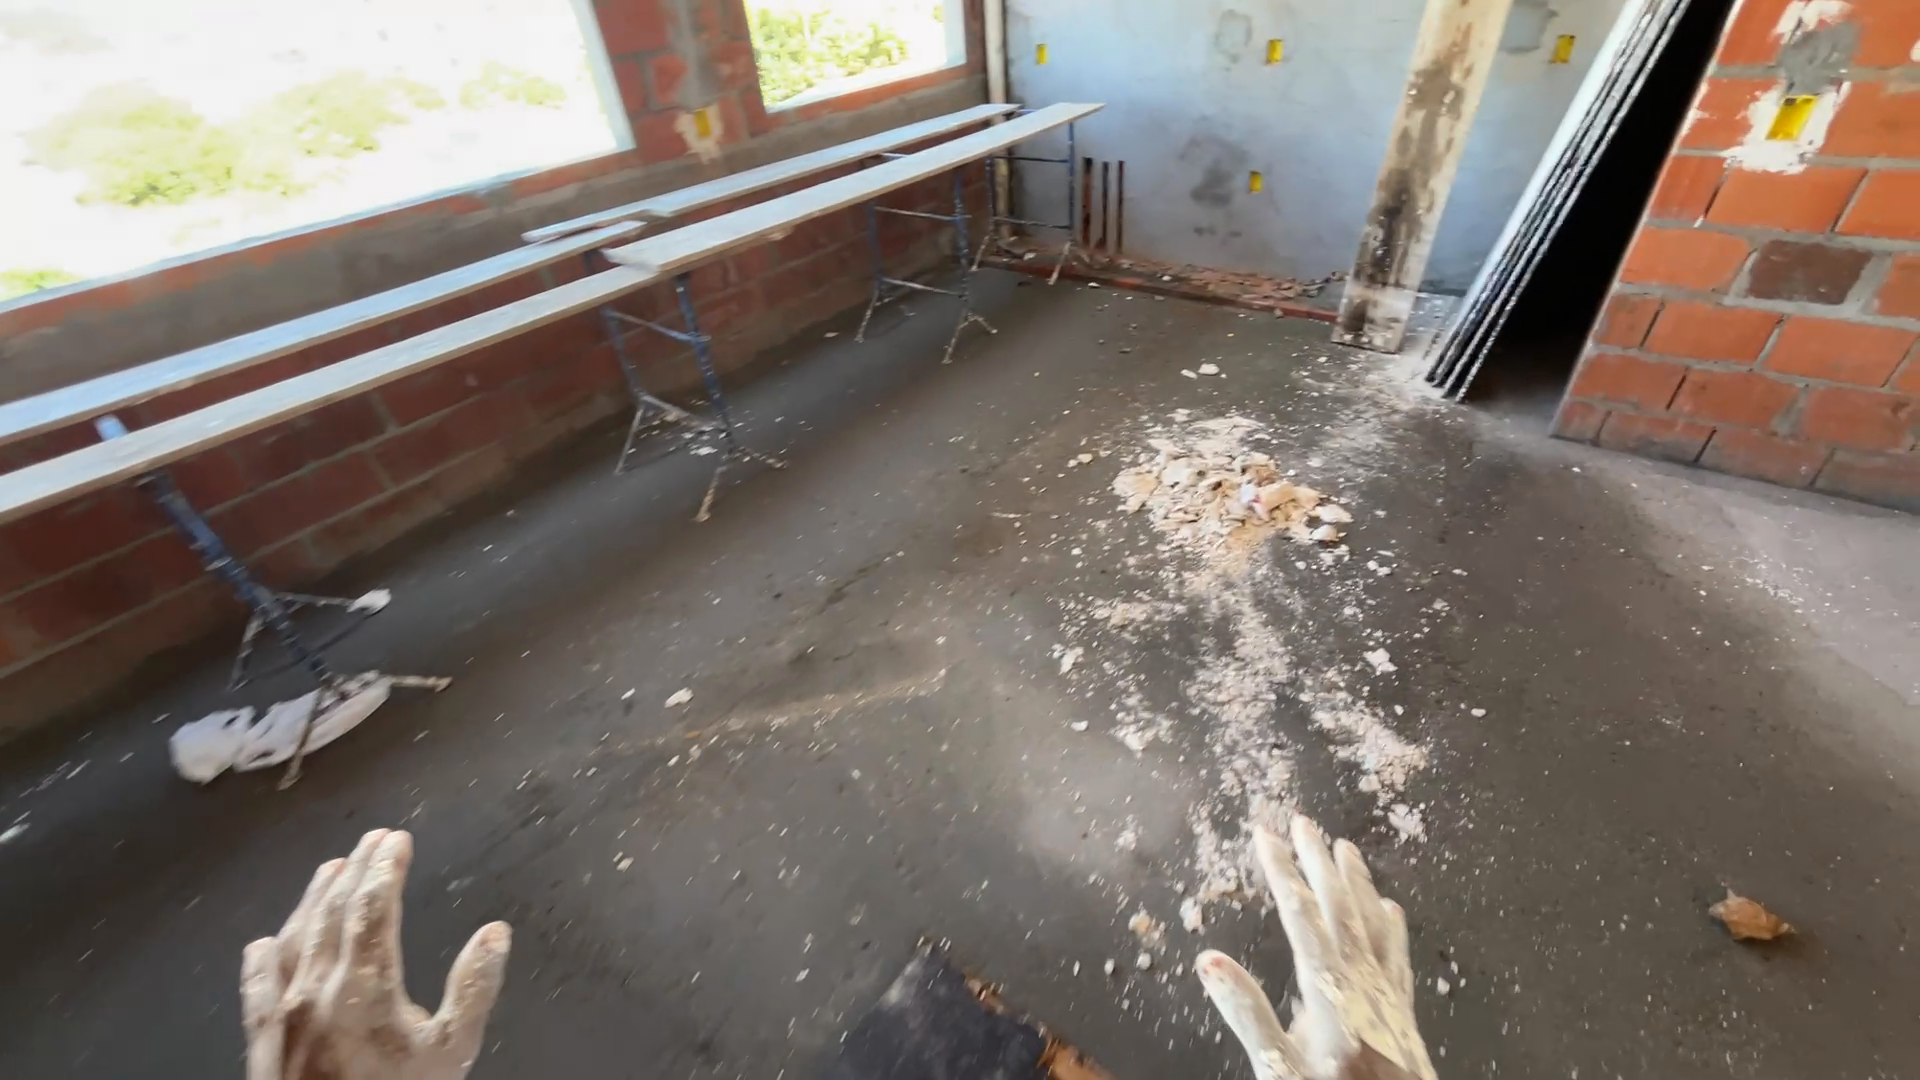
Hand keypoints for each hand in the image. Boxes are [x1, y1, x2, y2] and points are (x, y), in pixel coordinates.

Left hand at [240, 829, 511, 1079]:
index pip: (372, 910)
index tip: (398, 838)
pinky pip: (258, 991)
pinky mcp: (263, 1046)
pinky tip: (262, 944)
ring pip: (295, 942)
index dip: (385, 870)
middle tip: (373, 838)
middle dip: (355, 872)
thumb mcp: (452, 1049)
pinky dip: (261, 961)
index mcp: (364, 987)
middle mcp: (317, 992)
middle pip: (333, 916)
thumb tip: (494, 932)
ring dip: (314, 900)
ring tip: (329, 869)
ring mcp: (283, 1019)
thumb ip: (473, 988)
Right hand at [1196, 815, 1435, 1079]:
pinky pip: (1397, 956)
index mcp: (1329, 993)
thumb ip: (1248, 1015)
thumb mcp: (1280, 1072)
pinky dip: (1392, 927)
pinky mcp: (1404, 1017)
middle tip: (1304, 821)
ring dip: (1357, 883)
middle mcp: (1362, 985)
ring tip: (1346, 848)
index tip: (1263, 832)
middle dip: (1318, 862)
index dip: (1280, 870)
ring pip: (1373, 925)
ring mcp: (1388, 999)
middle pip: (1340, 909)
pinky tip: (1392, 909)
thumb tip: (1208, 958)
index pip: (1300, 915)